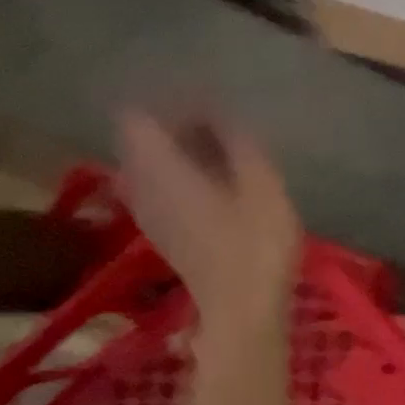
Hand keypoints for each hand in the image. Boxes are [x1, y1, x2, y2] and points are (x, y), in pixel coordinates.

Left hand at [117, 111, 301, 331]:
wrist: (243, 308)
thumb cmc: (257, 245)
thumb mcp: (264, 189)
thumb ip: (242, 149)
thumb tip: (226, 116)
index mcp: (162, 169)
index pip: (140, 117)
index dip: (167, 101)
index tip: (205, 96)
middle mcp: (143, 185)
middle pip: (142, 141)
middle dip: (173, 124)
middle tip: (217, 119)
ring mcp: (150, 212)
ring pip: (150, 166)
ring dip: (179, 151)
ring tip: (221, 148)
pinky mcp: (165, 232)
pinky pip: (163, 188)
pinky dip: (183, 175)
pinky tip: (217, 183)